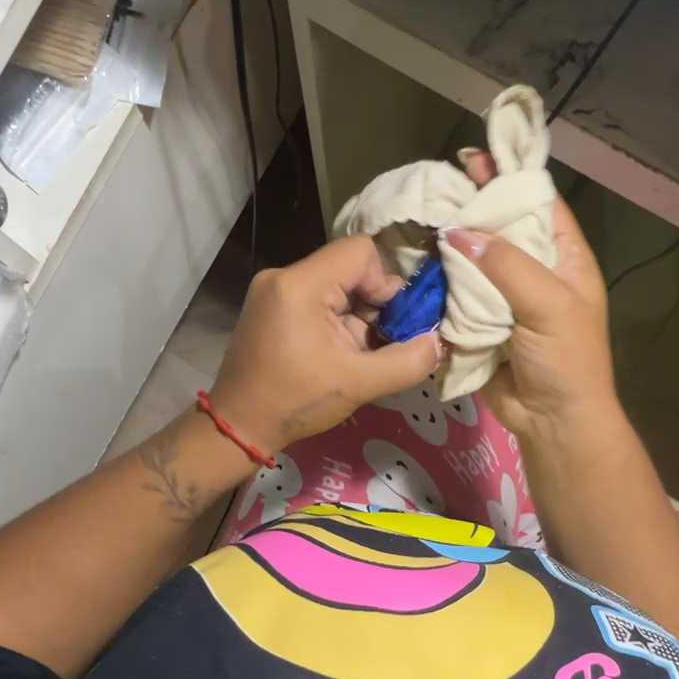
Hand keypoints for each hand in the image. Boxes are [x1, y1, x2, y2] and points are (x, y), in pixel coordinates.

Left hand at [209, 236, 444, 455]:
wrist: (238, 427)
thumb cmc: (295, 402)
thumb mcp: (358, 384)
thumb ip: (406, 362)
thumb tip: (440, 343)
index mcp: (300, 284)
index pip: (361, 251)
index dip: (386, 282)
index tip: (391, 322)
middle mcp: (283, 276)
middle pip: (348, 269)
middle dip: (373, 304)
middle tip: (381, 343)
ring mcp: (273, 291)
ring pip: (335, 287)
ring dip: (356, 318)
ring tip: (359, 356)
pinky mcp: (270, 308)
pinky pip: (317, 301)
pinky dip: (336, 323)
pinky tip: (339, 356)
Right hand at [445, 150, 615, 441]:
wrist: (553, 421)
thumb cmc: (566, 359)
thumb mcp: (547, 303)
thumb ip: (505, 264)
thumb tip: (458, 230)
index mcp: (563, 258)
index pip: (536, 204)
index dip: (507, 180)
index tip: (471, 159)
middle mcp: (534, 272)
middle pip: (499, 231)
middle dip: (470, 212)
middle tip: (433, 192)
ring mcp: (505, 300)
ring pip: (474, 264)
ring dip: (450, 249)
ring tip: (418, 226)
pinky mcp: (480, 325)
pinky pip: (458, 298)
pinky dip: (441, 286)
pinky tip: (418, 269)